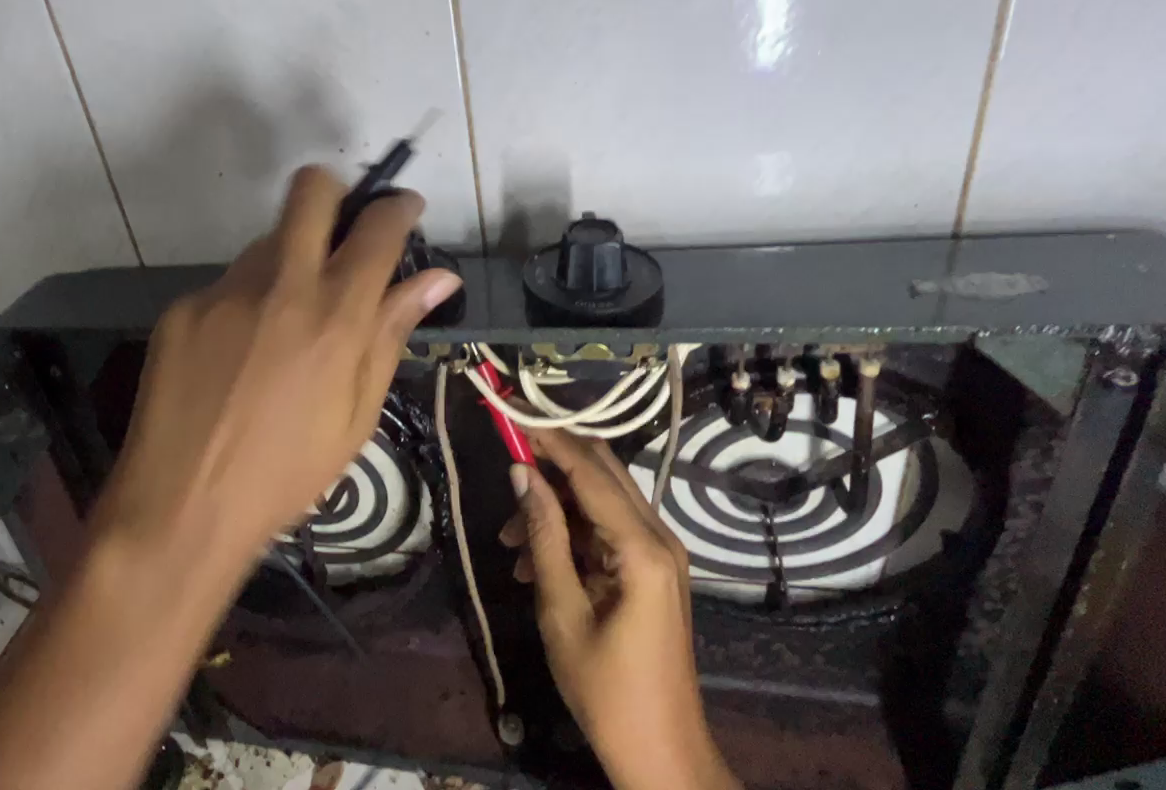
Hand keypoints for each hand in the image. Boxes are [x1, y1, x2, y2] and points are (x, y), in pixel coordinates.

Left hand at [87, 165, 462, 572]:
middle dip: (336, 193)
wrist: (183, 505)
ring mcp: (224, 291)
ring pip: (266, 242)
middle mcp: (281, 285)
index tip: (404, 208)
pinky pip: (226, 286)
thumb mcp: (358, 412)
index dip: (399, 207)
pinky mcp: (182, 307)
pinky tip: (237, 355)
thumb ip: (392, 333)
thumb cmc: (289, 472)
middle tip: (343, 232)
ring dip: (288, 260)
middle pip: (311, 191)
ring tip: (285, 322)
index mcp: (336, 315)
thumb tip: (438, 279)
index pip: (379, 228)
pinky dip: (245, 304)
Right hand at [500, 427, 739, 789]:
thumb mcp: (561, 609)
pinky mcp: (652, 569)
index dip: (547, 437)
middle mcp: (659, 536)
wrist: (661, 752)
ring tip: (507, 542)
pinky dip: (568, 534)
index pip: (589, 469)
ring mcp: (660, 553)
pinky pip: (606, 530)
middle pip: (601, 472)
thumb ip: (543, 534)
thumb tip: (522, 474)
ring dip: (553, 506)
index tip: (509, 414)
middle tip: (504, 460)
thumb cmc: (606, 688)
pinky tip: (532, 564)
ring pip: (599, 500)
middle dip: (549, 463)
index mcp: (642, 547)